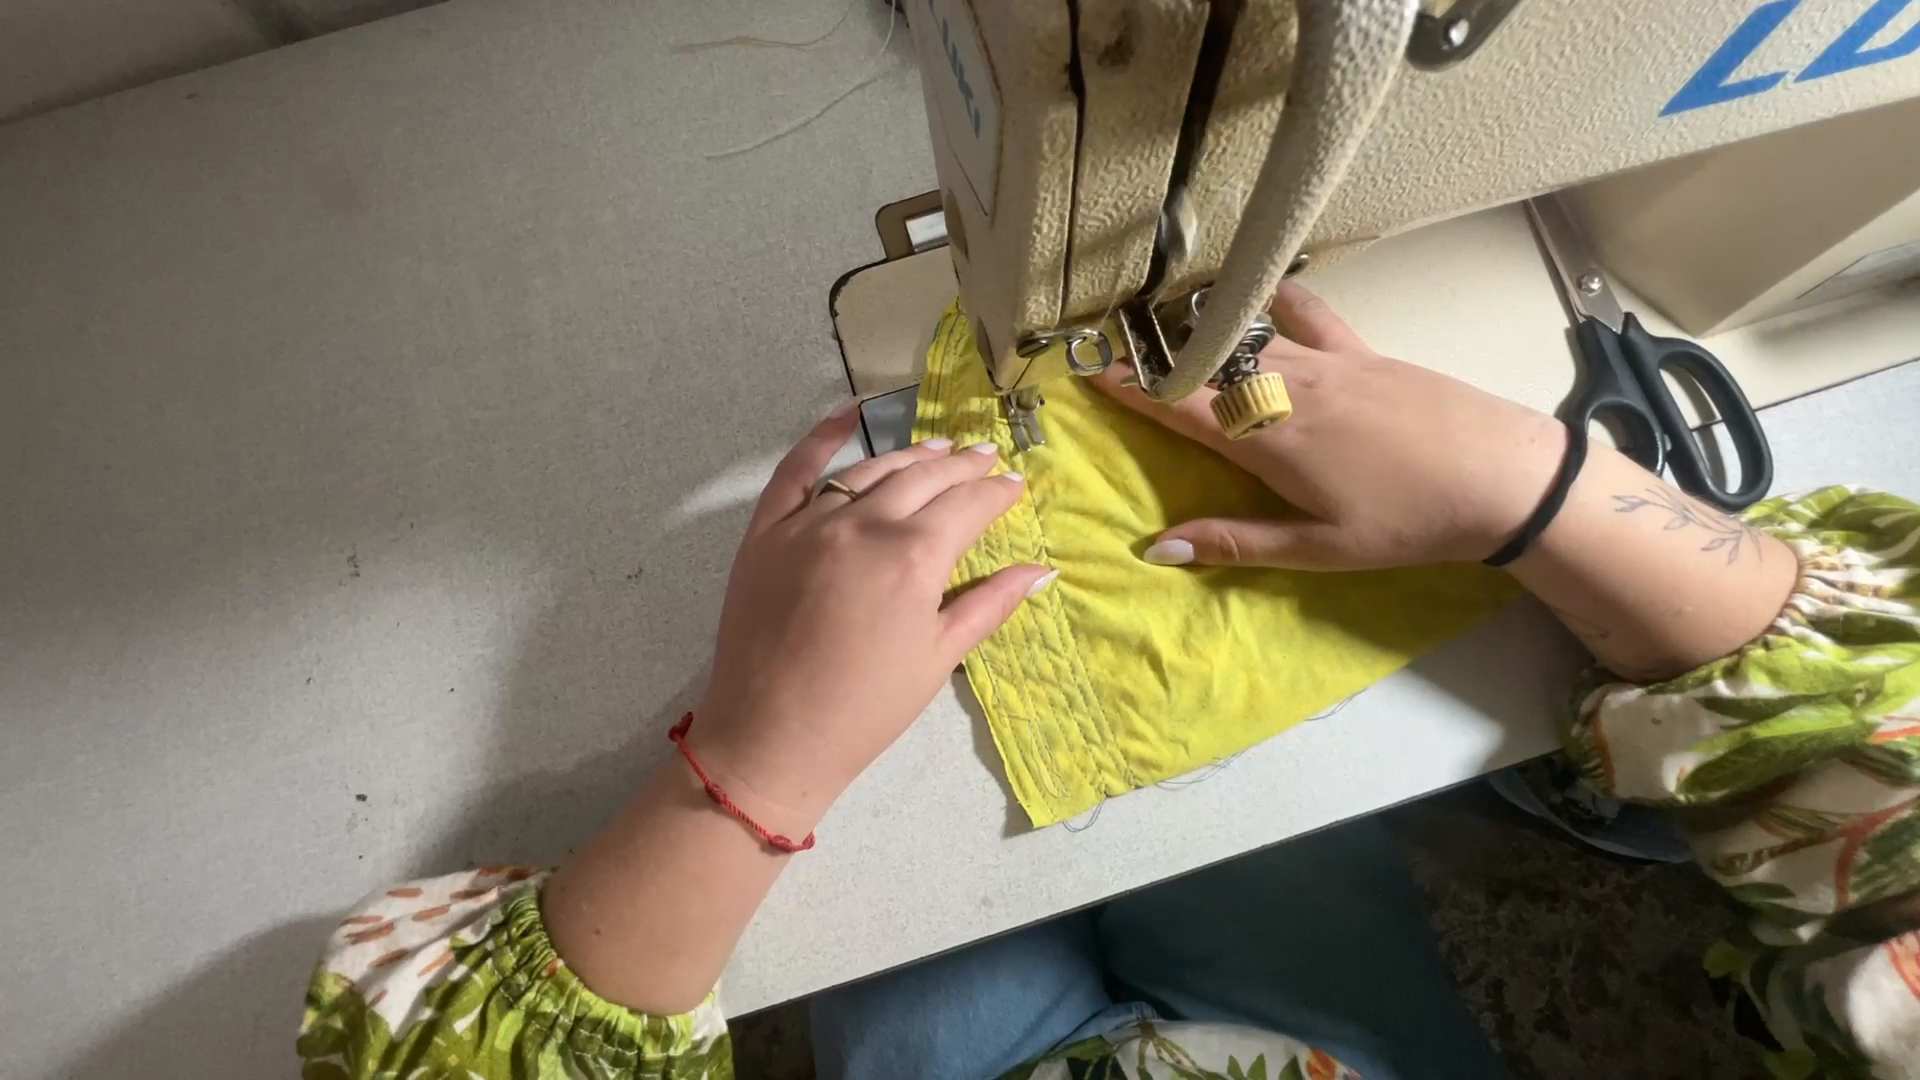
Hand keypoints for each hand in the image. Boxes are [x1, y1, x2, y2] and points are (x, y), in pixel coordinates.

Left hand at [687, 403, 1052, 833]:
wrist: (769, 738)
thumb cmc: (865, 710)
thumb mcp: (938, 658)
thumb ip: (990, 604)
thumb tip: (1043, 570)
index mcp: (912, 558)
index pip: (968, 506)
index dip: (998, 492)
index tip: (1015, 485)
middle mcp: (863, 525)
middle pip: (924, 478)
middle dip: (962, 466)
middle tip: (985, 458)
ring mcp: (808, 522)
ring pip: (871, 469)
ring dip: (911, 455)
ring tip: (940, 448)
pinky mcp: (766, 530)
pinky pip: (796, 469)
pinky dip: (823, 435)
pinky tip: (850, 412)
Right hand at [1095, 281, 1566, 568]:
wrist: (1507, 478)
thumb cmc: (1406, 522)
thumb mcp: (1317, 549)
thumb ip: (1234, 541)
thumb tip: (1157, 548)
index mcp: (1269, 441)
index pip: (1183, 407)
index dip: (1134, 389)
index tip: (1094, 371)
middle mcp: (1288, 391)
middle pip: (1208, 366)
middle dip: (1158, 358)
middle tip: (1120, 348)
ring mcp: (1328, 364)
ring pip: (1249, 339)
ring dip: (1204, 335)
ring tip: (1170, 327)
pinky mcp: (1364, 352)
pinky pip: (1311, 315)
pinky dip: (1279, 302)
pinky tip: (1265, 294)